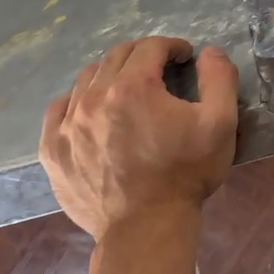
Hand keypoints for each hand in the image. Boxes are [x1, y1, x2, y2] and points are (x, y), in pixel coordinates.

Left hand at [39, 37, 238, 240]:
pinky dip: (78, 100)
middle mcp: (93, 98)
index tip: (186, 58)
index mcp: (134, 87)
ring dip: (112, 75)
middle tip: (162, 70)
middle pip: (116, 57)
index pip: (150, 46)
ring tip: (130, 91)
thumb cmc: (187, 172)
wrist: (144, 227)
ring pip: (86, 79)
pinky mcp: (52, 149)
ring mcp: (67, 125)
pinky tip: (94, 111)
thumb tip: (208, 52)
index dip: (172, 46)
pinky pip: (59, 109)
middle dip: (143, 56)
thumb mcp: (221, 122)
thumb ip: (219, 78)